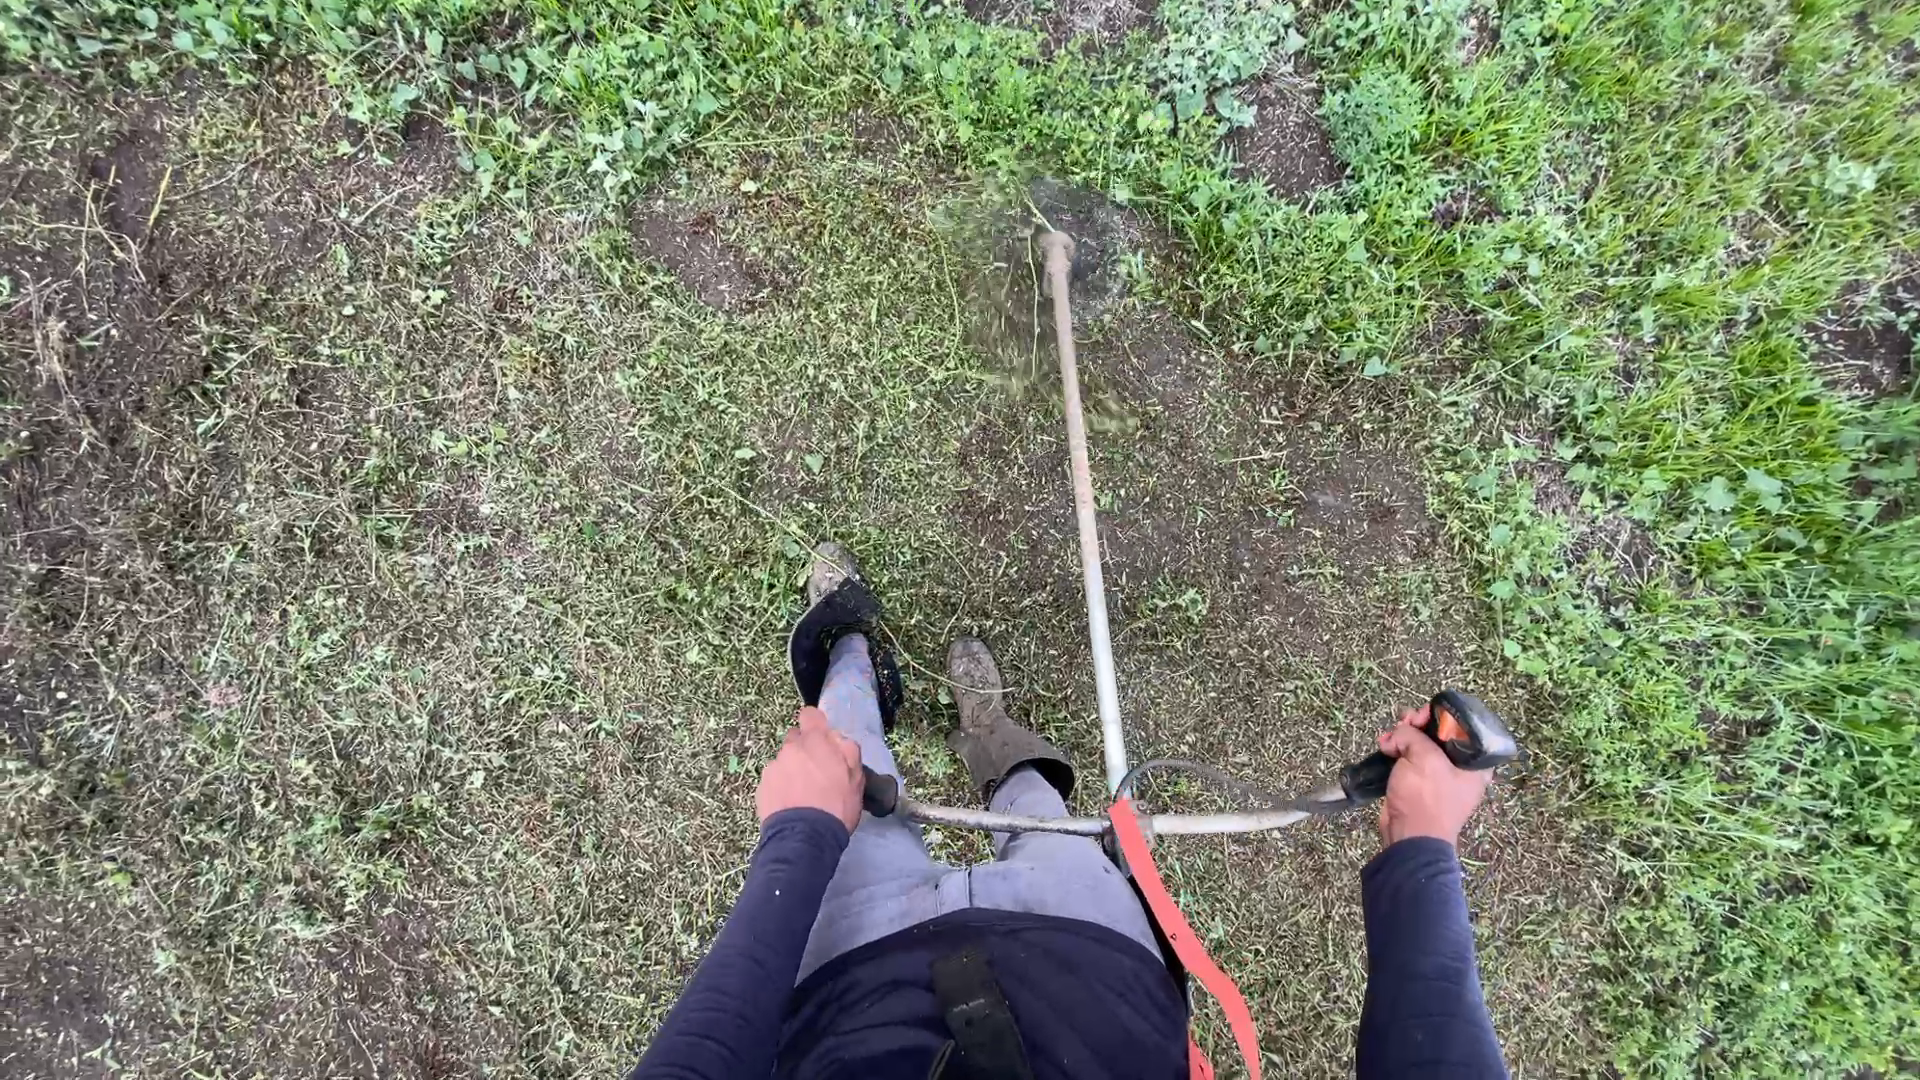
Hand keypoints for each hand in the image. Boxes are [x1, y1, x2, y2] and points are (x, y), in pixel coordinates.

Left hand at [756, 706, 862, 831]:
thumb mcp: (856, 777)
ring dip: (792, 771)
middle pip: (796, 740)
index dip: (816, 724)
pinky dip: (781, 787)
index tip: (821, 739)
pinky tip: (791, 804)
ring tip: (803, 795)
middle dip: (805, 751)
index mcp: (815, 741)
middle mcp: (791, 748)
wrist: (804, 840)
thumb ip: (847, 750)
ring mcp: (773, 767)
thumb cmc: (836, 806)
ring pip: (784, 761)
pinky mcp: (761, 787)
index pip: (810, 715)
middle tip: (816, 773)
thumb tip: (836, 738)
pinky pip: (774, 780)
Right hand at [1376, 705, 1491, 848]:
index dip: (1440, 717)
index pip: (1462, 727)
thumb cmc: (1426, 797)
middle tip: (1402, 724)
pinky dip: (1396, 749)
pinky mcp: (1419, 781)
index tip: (1420, 717)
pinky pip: (1409, 757)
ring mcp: (1439, 775)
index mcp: (1476, 763)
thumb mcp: (1424, 758)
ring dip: (1401, 736)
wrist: (1411, 835)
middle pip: (1439, 733)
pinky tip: (1384, 748)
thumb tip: (1397, 735)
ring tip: (1387, 740)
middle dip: (1416, 725)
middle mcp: (1461, 767)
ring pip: (1420, 743)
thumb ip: (1412, 735)